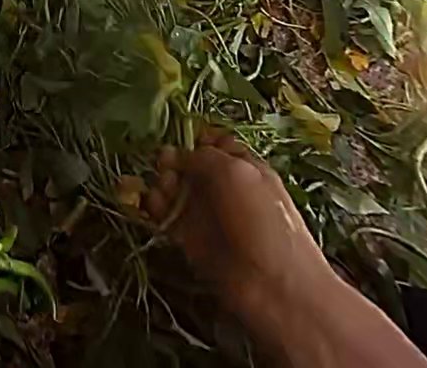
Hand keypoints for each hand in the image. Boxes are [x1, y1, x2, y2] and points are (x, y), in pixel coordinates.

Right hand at [144, 128, 334, 323]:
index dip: (196, 139)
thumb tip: (179, 154)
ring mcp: (206, 213)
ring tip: (162, 189)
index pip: (215, 143)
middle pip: (189, 164)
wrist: (276, 287)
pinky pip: (167, 216)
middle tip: (164, 165)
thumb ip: (204, 156)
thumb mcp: (236, 172)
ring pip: (175, 188)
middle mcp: (222, 187)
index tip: (181, 142)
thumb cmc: (262, 219)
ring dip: (162, 182)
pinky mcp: (191, 239)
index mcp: (242, 166)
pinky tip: (151, 204)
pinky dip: (155, 207)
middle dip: (173, 160)